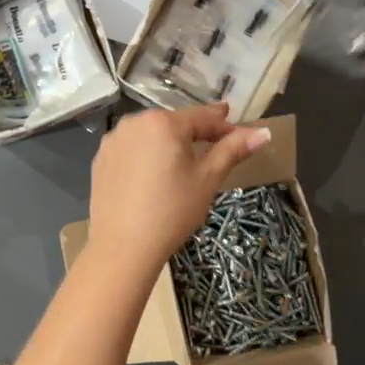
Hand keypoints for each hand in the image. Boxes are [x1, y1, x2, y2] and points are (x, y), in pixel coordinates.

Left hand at [87, 104, 272, 265]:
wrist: (123, 247)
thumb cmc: (172, 211)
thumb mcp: (208, 179)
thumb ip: (233, 150)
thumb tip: (264, 133)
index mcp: (163, 123)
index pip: (202, 118)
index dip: (225, 126)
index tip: (242, 133)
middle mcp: (134, 122)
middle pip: (175, 124)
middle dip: (197, 133)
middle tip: (216, 145)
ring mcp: (113, 141)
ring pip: (151, 136)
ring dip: (170, 143)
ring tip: (185, 161)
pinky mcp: (100, 160)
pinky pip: (132, 150)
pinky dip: (147, 156)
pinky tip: (154, 176)